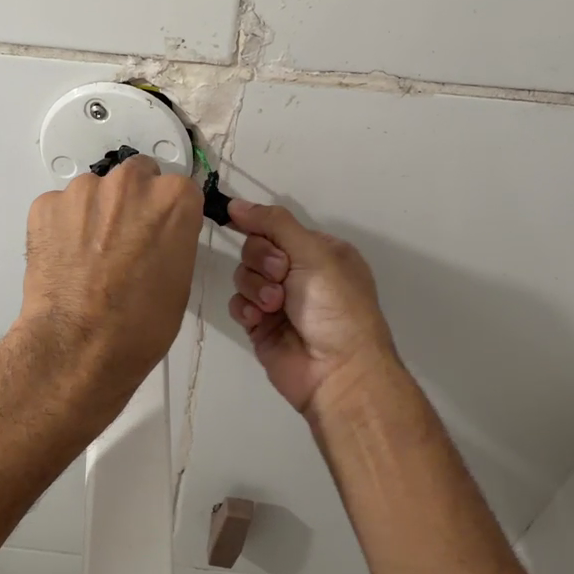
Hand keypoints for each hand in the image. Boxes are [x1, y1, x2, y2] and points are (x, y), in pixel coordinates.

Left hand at [19, 154, 203, 391]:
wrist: (79, 346)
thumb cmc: (138, 324)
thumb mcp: (179, 280)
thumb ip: (172, 240)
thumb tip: (157, 237)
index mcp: (173, 200)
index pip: (178, 190)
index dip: (167, 214)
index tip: (159, 233)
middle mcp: (129, 184)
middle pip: (136, 177)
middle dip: (131, 203)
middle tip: (124, 243)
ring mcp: (83, 191)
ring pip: (94, 192)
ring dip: (94, 214)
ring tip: (90, 258)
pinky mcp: (46, 205)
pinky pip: (59, 207)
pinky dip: (62, 226)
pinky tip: (66, 260)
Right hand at [227, 199, 397, 413]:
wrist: (337, 370)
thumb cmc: (335, 304)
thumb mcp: (313, 253)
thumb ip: (274, 223)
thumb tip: (236, 203)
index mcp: (320, 252)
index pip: (277, 227)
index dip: (261, 227)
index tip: (238, 222)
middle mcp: (300, 273)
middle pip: (255, 249)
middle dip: (262, 261)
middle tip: (281, 276)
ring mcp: (279, 301)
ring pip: (244, 276)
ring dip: (256, 288)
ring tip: (275, 306)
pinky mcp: (261, 326)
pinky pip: (239, 305)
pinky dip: (246, 310)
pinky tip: (260, 321)